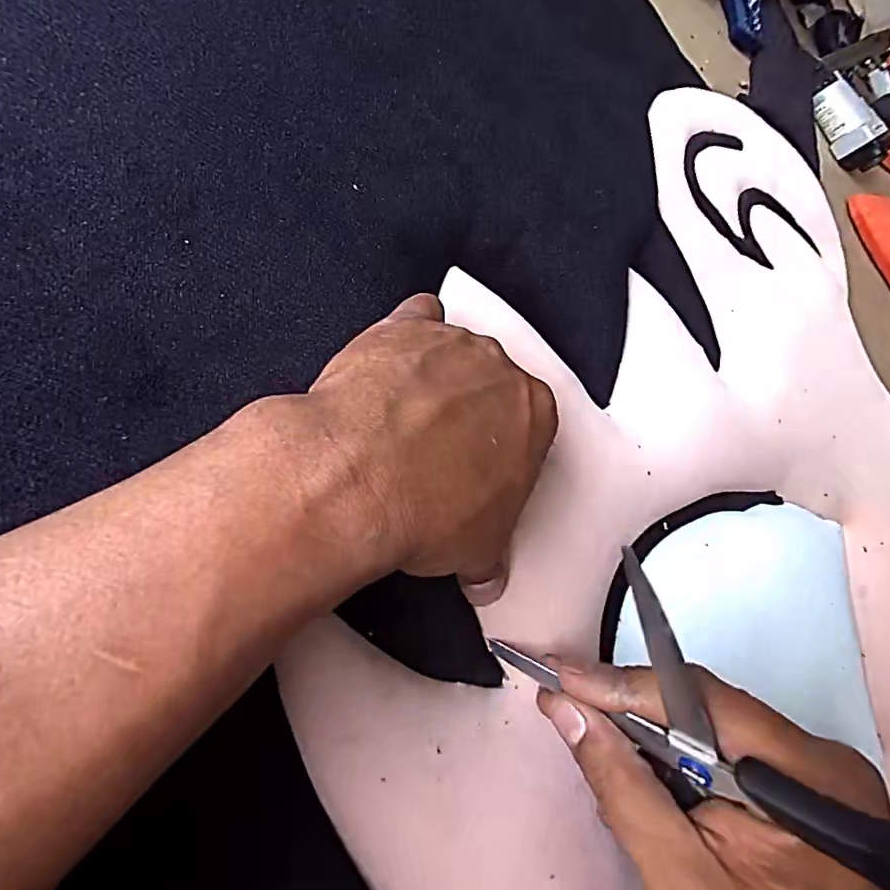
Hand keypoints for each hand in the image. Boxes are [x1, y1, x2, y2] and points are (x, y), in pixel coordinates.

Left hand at [304, 293, 556, 601]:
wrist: (356, 479)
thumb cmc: (418, 503)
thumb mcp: (474, 553)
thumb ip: (487, 557)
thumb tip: (481, 572)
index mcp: (532, 414)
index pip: (530, 421)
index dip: (503, 445)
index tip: (483, 464)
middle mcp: (495, 369)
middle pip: (491, 382)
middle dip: (469, 411)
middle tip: (440, 447)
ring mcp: (446, 346)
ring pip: (453, 349)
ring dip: (436, 375)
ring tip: (407, 414)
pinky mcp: (400, 330)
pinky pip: (415, 317)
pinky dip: (407, 332)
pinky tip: (391, 361)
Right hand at [538, 659, 889, 889]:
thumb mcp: (678, 878)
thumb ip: (622, 784)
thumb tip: (572, 713)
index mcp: (814, 781)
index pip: (701, 700)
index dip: (623, 686)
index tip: (568, 677)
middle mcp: (827, 770)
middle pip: (705, 710)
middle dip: (632, 714)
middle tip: (571, 705)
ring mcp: (819, 785)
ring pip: (708, 730)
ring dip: (649, 742)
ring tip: (601, 746)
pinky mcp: (802, 802)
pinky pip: (723, 757)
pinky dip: (675, 766)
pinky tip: (645, 784)